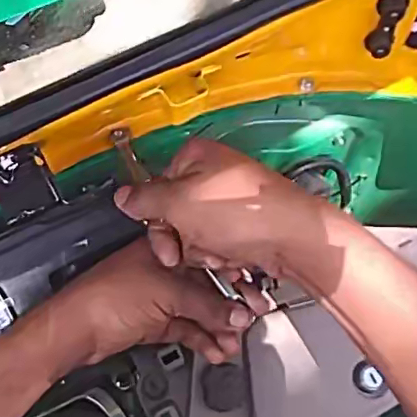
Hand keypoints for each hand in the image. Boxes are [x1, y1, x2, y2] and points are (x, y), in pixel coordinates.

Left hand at [26, 238, 254, 369]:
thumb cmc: (106, 297)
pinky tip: (215, 349)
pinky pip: (186, 328)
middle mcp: (163, 270)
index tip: (253, 294)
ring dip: (218, 328)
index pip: (209, 259)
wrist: (76, 331)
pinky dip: (201, 339)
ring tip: (233, 343)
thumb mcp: (166, 294)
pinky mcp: (154, 321)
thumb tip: (237, 314)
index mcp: (165, 250)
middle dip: (230, 307)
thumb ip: (206, 305)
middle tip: (250, 322)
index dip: (234, 278)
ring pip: (198, 311)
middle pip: (207, 288)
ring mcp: (159, 297)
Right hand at [113, 137, 334, 279]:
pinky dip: (222, 256)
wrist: (294, 238)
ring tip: (220, 251)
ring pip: (195, 235)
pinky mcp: (244, 224)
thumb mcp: (180, 204)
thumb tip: (123, 196)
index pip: (156, 190)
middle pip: (175, 215)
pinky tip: (233, 258)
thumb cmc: (246, 213)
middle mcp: (213, 175)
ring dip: (203, 251)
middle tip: (189, 249)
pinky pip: (218, 245)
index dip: (157, 218)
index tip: (162, 235)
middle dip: (182, 239)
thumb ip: (145, 200)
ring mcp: (230, 201)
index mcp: (196, 157)